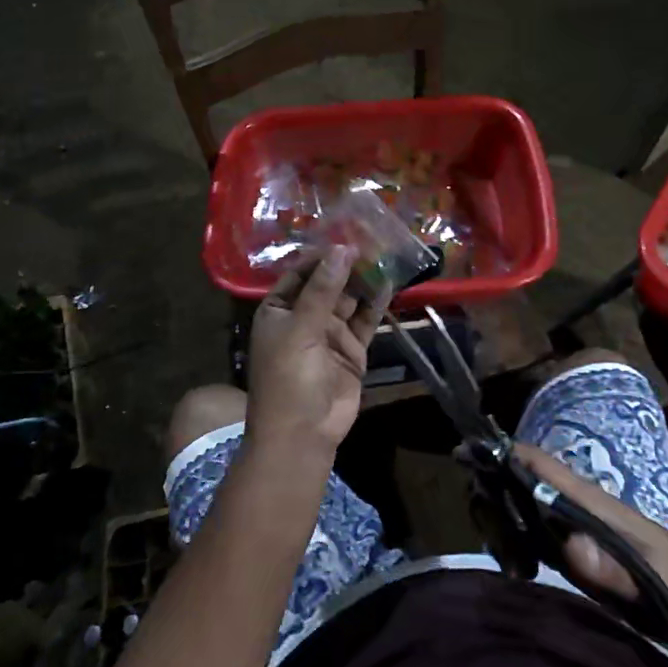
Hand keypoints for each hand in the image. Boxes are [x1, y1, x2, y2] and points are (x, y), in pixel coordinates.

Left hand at [247, 246, 385, 457]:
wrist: (303, 433)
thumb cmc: (288, 378)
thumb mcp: (300, 329)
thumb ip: (322, 290)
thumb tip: (341, 250)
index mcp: (278, 310)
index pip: (300, 273)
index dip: (322, 254)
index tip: (346, 233)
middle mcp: (303, 317)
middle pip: (328, 283)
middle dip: (347, 264)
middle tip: (373, 237)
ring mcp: (330, 333)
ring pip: (349, 299)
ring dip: (364, 280)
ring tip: (385, 252)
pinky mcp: (352, 349)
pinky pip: (365, 320)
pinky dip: (376, 303)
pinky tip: (389, 282)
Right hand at [513, 444, 667, 641]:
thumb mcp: (655, 589)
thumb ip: (613, 571)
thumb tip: (568, 546)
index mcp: (596, 503)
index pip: (545, 465)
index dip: (505, 454)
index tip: (467, 455)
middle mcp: (578, 506)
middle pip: (520, 481)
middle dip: (494, 500)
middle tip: (497, 544)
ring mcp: (572, 524)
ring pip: (518, 505)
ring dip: (500, 524)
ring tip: (512, 566)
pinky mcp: (571, 545)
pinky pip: (527, 530)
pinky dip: (511, 542)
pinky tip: (518, 569)